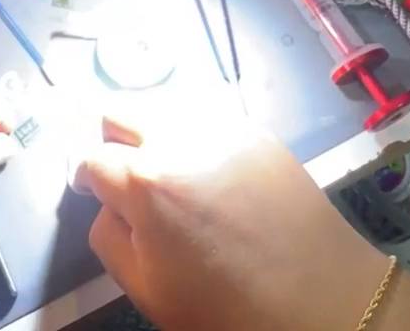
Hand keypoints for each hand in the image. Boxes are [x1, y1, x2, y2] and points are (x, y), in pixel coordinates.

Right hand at [74, 96, 409, 330]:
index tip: (91, 190)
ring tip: (173, 169)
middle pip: (118, 108)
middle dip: (112, 138)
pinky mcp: (251, 124)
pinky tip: (211, 168)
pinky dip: (193, 132)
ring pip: (161, 103)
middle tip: (129, 173)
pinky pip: (204, 113)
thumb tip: (105, 202)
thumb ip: (109, 238)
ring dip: (152, 130)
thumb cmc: (228, 307)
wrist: (324, 300)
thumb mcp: (149, 292)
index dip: (84, 177)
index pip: (88, 157)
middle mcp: (176, 134)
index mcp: (144, 180)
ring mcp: (218, 122)